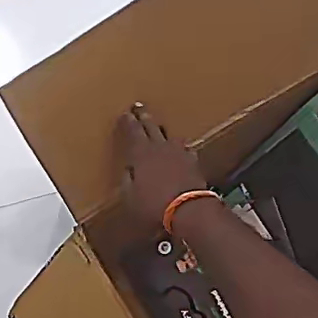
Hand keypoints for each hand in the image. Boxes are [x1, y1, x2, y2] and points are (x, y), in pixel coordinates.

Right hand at [117, 103, 208, 234]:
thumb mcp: (130, 196)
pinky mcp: (193, 162)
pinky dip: (179, 147)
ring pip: (169, 135)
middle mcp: (160, 147)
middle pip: (151, 127)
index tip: (125, 114)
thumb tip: (128, 169)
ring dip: (162, 129)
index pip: (132, 132)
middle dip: (144, 117)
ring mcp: (179, 153)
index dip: (128, 122)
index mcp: (141, 153)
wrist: (189, 209)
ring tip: (159, 126)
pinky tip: (180, 149)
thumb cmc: (153, 204)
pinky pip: (184, 149)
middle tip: (139, 108)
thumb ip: (127, 179)